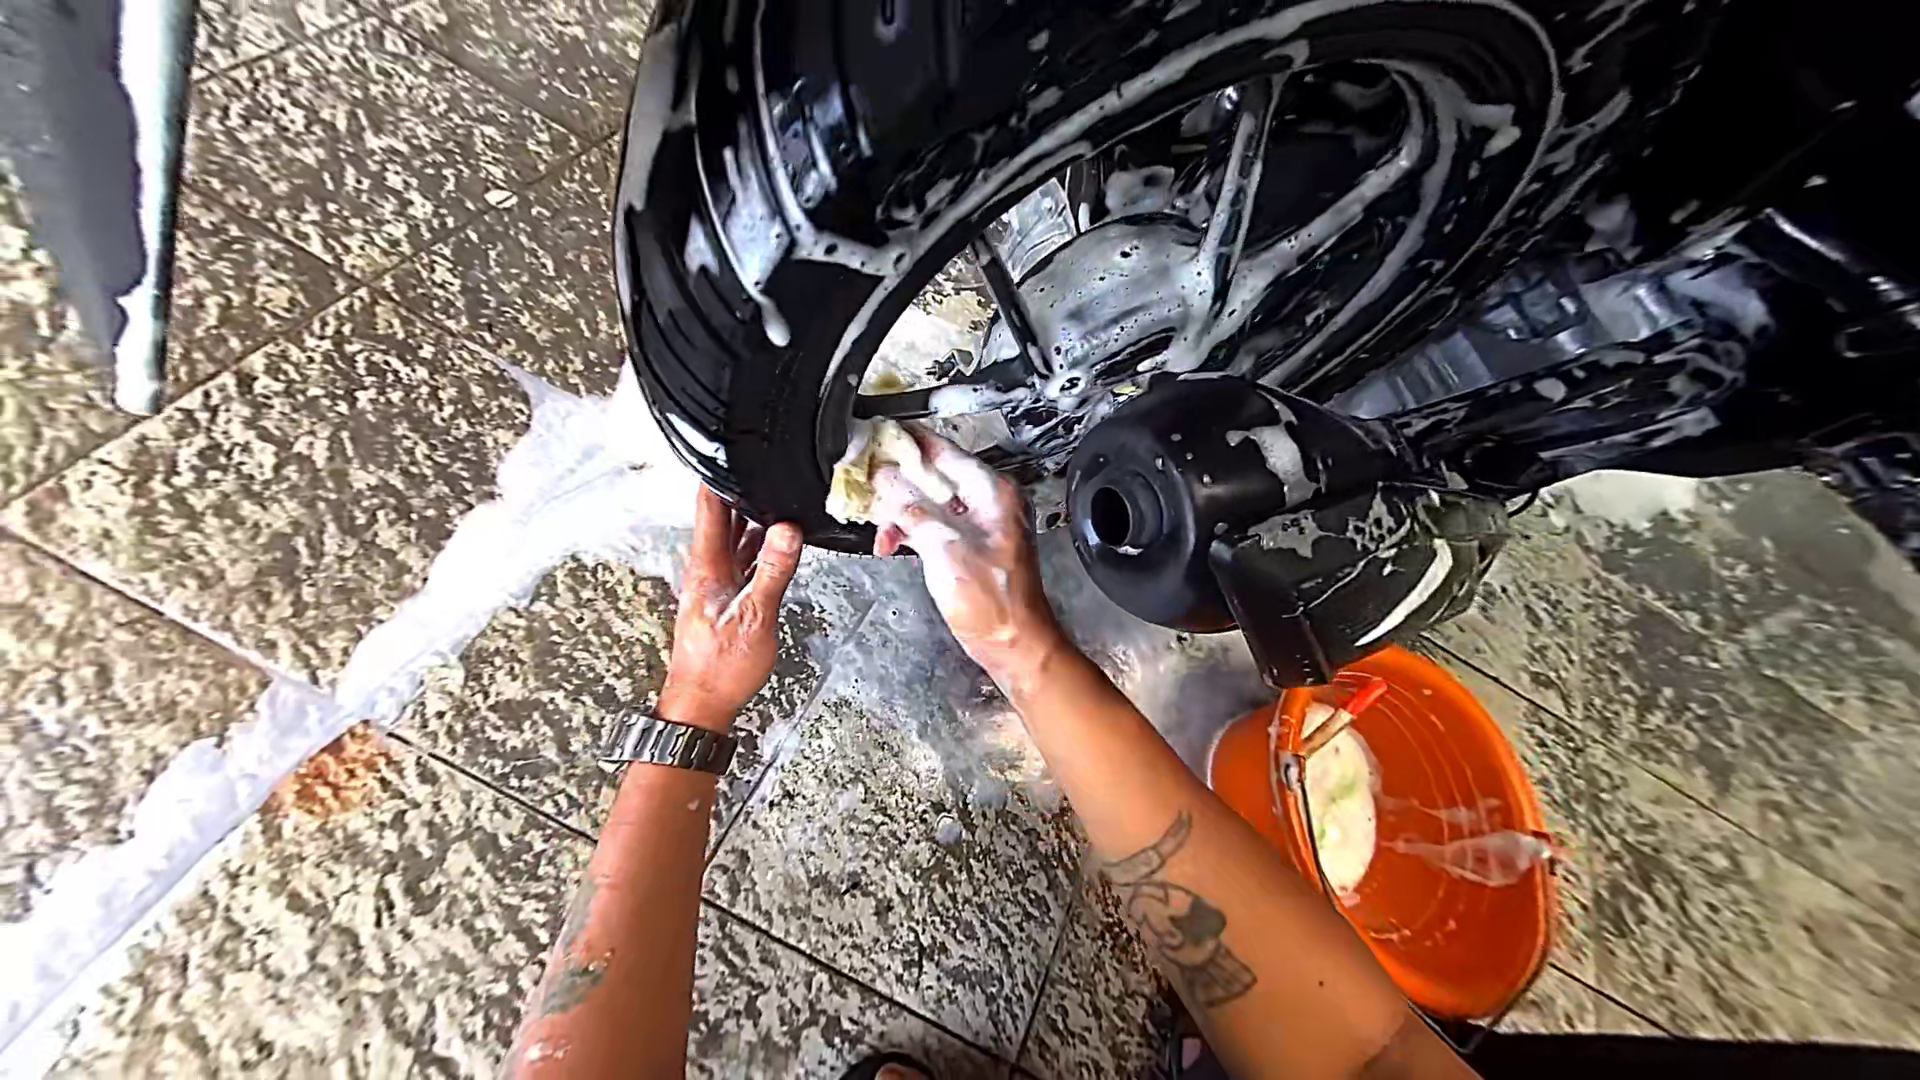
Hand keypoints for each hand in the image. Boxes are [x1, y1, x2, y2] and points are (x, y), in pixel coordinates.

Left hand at [658, 487, 803, 732]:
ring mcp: (718, 585)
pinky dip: (759, 548)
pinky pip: (744, 562)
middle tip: (765, 472)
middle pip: (722, 520)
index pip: (709, 510)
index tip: (732, 452)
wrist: (703, 703)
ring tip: (775, 501)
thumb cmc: (720, 666)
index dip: (717, 478)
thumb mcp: (755, 616)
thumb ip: (773, 571)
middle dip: (741, 494)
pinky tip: (776, 545)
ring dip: (752, 521)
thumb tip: (787, 531)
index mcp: (706, 568)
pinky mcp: (728, 599)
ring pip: (735, 540)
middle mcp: (708, 571)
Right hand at [870, 431, 1067, 691]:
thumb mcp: (945, 549)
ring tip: (878, 524)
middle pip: (935, 476)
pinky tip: (892, 542)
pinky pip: (934, 525)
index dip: (910, 443)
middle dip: (899, 482)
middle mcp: (989, 503)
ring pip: (930, 502)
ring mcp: (979, 524)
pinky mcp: (969, 545)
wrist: (1013, 643)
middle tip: (868, 481)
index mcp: (992, 493)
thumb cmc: (995, 603)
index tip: (882, 436)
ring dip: (901, 511)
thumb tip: (887, 481)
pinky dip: (912, 531)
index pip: (945, 452)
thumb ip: (913, 511)